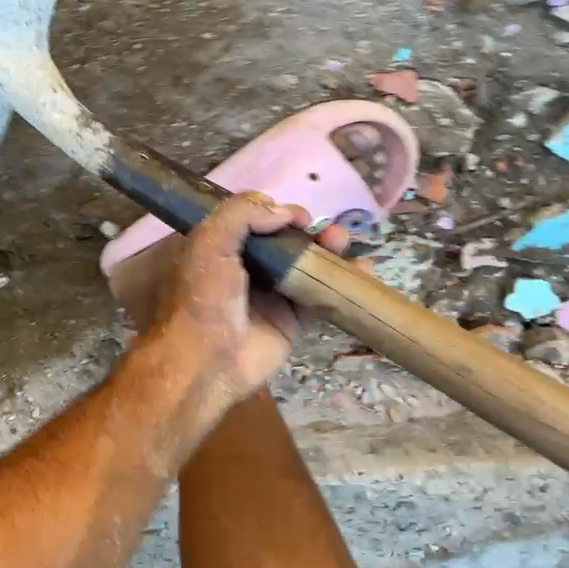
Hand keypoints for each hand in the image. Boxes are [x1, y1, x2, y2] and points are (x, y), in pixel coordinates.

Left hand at [145, 192, 350, 400]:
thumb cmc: (204, 297)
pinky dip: (343, 281)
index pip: (247, 220)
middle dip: (305, 230)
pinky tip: (364, 269)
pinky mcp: (291, 318)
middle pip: (280, 240)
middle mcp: (241, 266)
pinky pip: (322, 294)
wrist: (208, 358)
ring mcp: (267, 293)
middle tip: (325, 230)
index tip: (293, 214)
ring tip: (341, 240)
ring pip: (303, 264)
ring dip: (326, 250)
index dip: (272, 211)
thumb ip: (240, 217)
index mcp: (215, 247)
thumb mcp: (209, 245)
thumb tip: (284, 210)